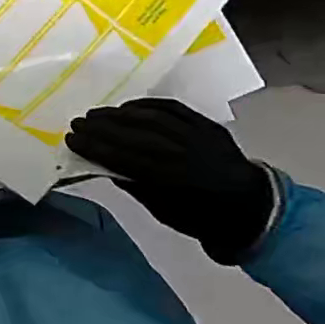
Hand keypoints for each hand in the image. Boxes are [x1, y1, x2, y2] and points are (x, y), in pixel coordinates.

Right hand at [63, 97, 273, 264]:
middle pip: (136, 134)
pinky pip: (172, 108)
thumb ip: (134, 186)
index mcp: (175, 180)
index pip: (126, 157)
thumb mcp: (164, 211)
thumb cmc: (202, 218)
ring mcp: (199, 135)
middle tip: (77, 123)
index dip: (96, 147)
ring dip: (118, 114)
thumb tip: (103, 164)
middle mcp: (186, 153)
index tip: (72, 139)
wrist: (252, 209)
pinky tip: (126, 108)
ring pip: (152, 117)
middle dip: (102, 127)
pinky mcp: (207, 124)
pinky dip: (146, 106)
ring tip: (95, 114)